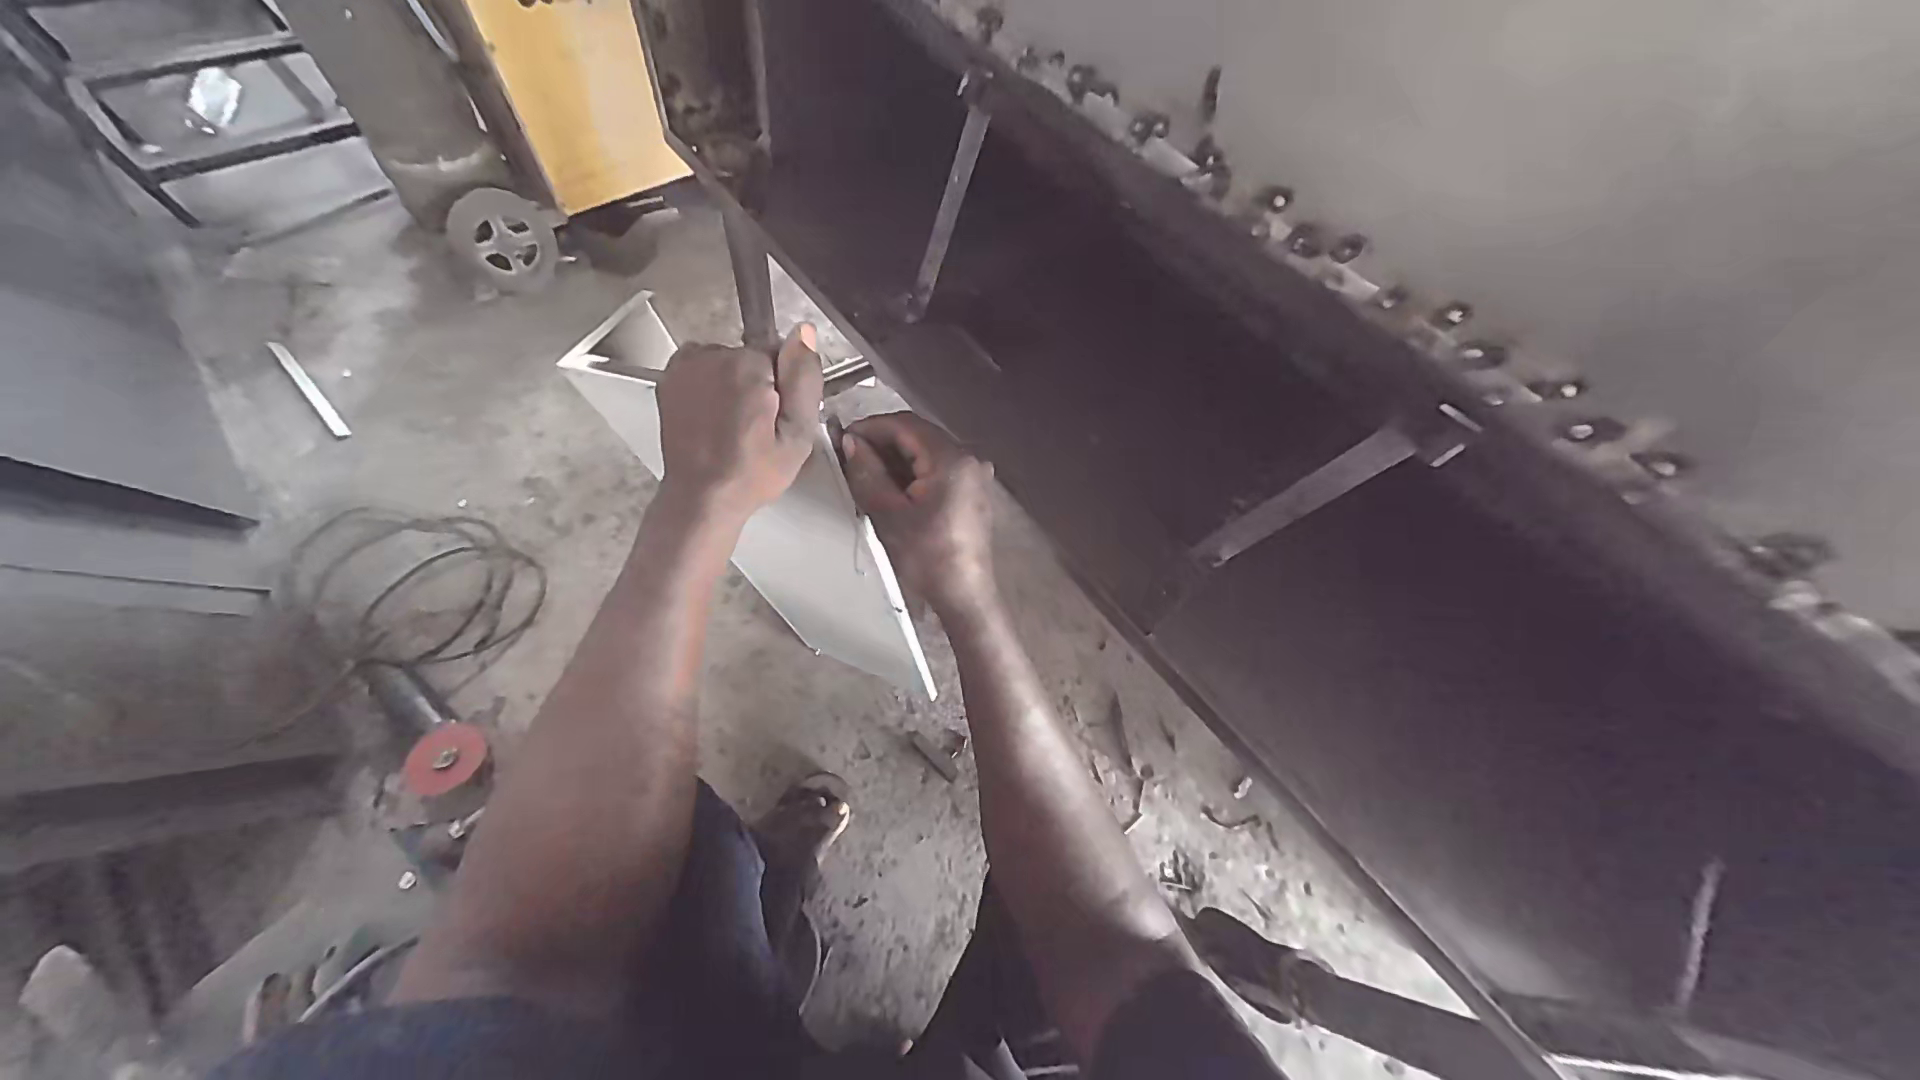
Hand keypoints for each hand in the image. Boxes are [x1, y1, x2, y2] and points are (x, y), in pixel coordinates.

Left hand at [657, 324, 822, 523]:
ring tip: (734, 426)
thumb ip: (804, 379)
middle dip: (760, 385)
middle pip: (753, 357)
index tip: (779, 418)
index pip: (783, 355)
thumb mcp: (797, 435)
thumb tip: (805, 331)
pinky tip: (714, 418)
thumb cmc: (753, 473)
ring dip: (734, 385)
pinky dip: (711, 386)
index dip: (786, 387)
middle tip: (759, 428)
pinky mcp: (670, 378)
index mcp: (748, 366)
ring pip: (728, 362)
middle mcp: (712, 355)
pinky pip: (703, 368)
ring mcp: (686, 365)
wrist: (702, 496)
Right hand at [840, 411, 996, 618]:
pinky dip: (913, 472)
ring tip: (865, 473)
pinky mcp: (973, 490)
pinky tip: (892, 487)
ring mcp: (975, 474)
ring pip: (927, 451)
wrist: (964, 595)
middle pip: (919, 435)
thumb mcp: (889, 513)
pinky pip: (938, 468)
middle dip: (882, 442)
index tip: (842, 439)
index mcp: (952, 458)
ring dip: (896, 458)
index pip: (905, 424)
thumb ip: (867, 472)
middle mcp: (969, 457)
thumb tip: (850, 441)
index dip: (871, 427)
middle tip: (849, 457)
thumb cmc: (927, 556)